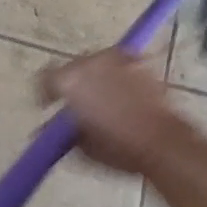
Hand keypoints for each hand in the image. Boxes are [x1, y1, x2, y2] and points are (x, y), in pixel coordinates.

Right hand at [40, 50, 197, 173]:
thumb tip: (45, 129)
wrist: (161, 141)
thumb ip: (60, 132)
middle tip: (77, 104)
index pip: (45, 77)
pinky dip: (117, 73)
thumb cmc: (118, 148)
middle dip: (72, 82)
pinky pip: (120, 62)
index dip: (46, 92)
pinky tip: (123, 91)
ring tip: (103, 97)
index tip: (49, 106)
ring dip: (95, 75)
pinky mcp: (138, 59)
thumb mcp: (81, 147)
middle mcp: (90, 62)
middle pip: (72, 66)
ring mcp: (116, 57)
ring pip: (96, 61)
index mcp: (70, 81)